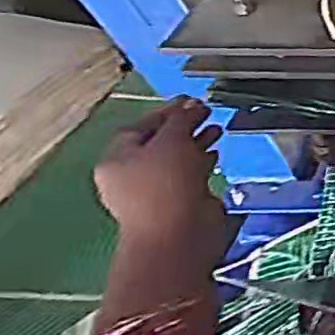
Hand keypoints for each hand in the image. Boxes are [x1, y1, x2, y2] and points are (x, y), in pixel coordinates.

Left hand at [94, 98, 226, 252]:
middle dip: (184, 125)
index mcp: (117, 159)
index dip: (167, 111)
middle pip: (160, 141)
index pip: (141, 125)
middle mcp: (132, 175)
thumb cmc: (165, 183)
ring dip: (196, 141)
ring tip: (216, 128)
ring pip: (177, 157)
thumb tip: (194, 105)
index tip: (191, 100)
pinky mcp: (177, 201)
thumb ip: (183, 118)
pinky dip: (202, 160)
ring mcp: (155, 190)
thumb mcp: (172, 140)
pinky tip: (216, 150)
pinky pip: (189, 173)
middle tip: (206, 111)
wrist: (178, 235)